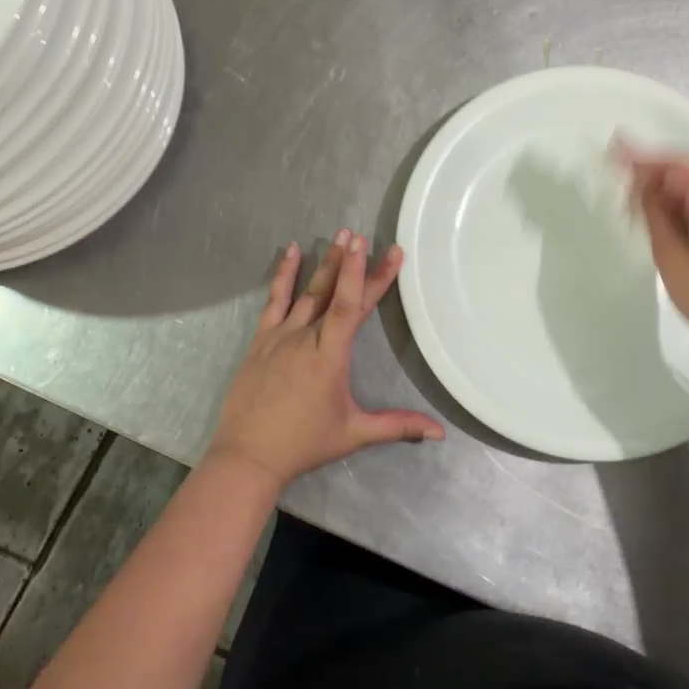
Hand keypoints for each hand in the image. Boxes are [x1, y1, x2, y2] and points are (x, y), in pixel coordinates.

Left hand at [207, 230, 445, 489]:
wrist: (247, 455)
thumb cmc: (304, 444)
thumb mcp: (354, 434)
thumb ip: (398, 426)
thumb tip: (440, 432)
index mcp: (330, 355)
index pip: (354, 306)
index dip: (372, 276)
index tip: (387, 251)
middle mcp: (305, 337)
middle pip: (333, 292)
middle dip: (349, 261)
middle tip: (360, 233)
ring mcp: (279, 336)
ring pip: (306, 292)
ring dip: (324, 263)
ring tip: (337, 236)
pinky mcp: (260, 340)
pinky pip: (274, 301)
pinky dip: (283, 275)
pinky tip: (290, 253)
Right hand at [620, 147, 688, 357]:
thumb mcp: (672, 257)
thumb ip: (655, 215)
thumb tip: (642, 188)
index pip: (675, 167)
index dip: (642, 159)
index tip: (615, 153)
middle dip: (655, 175)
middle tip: (622, 184)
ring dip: (669, 192)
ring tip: (638, 205)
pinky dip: (686, 207)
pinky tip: (665, 221)